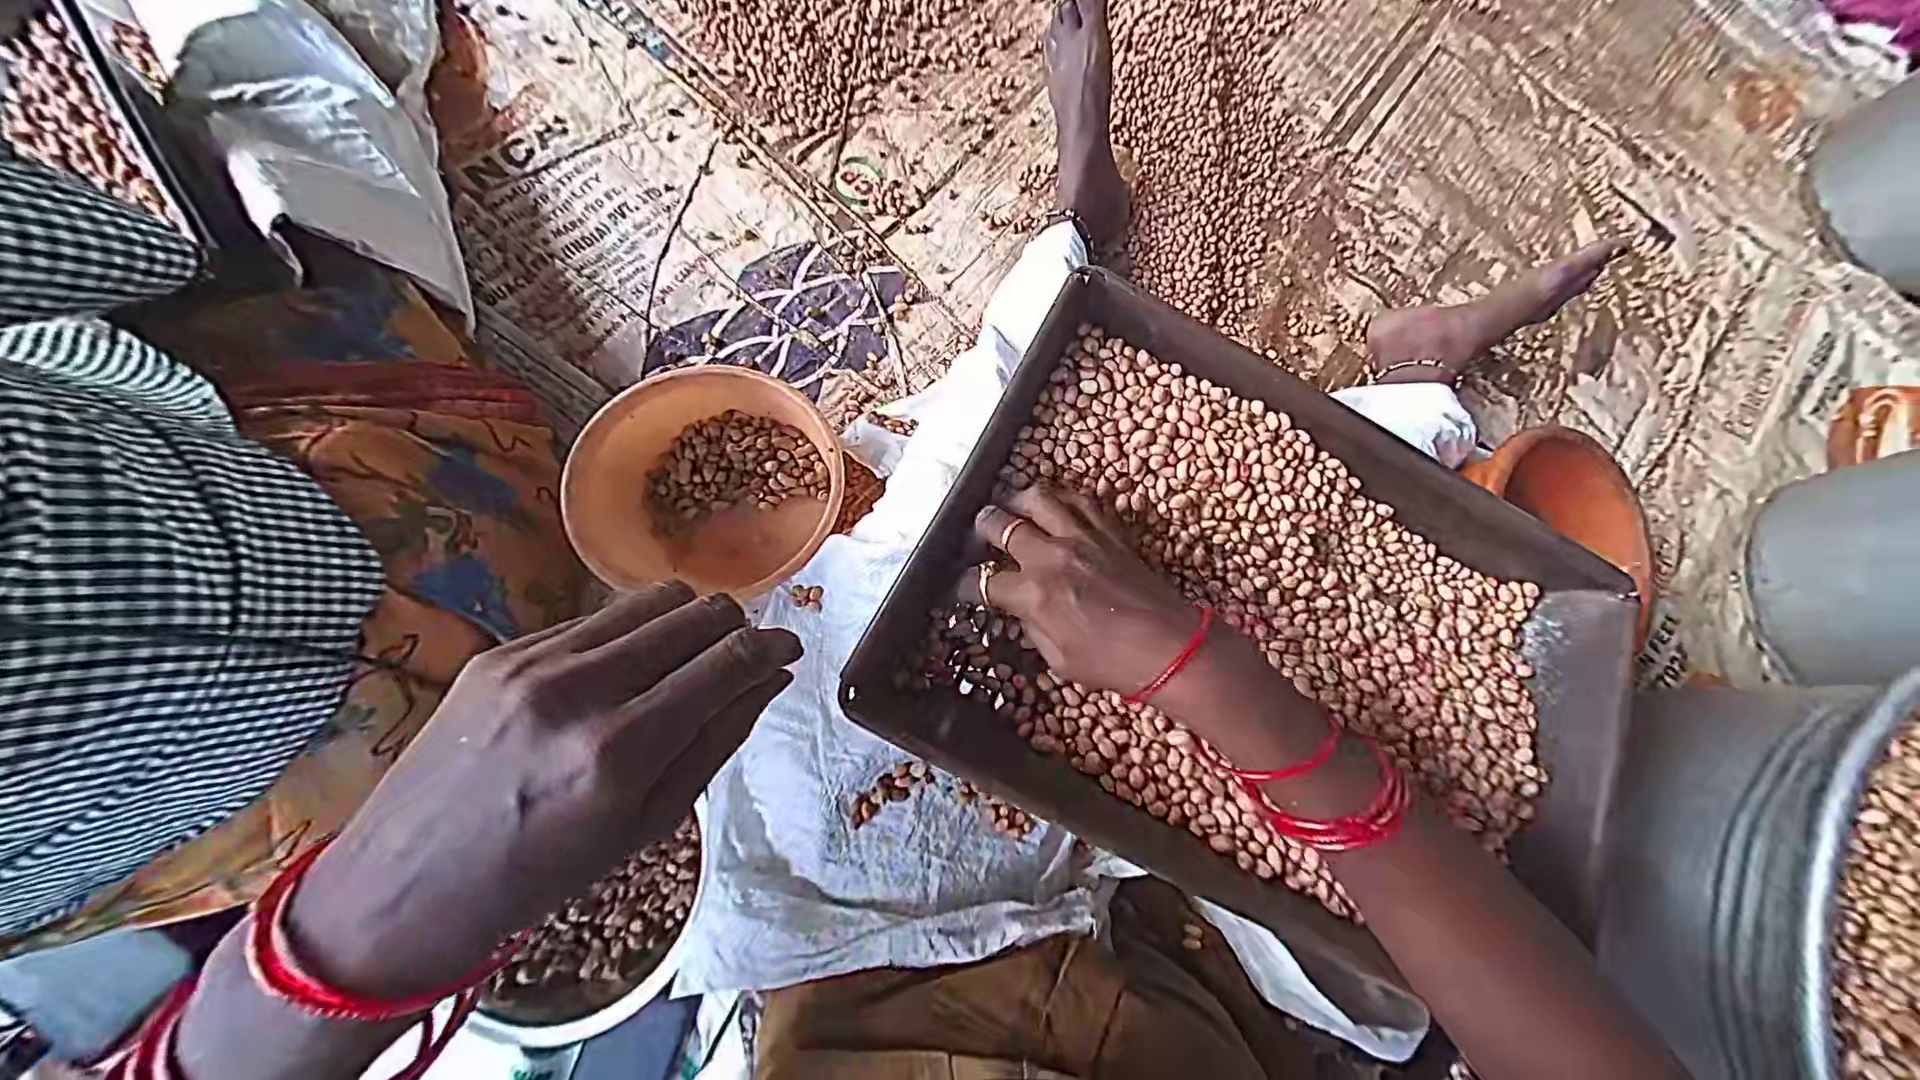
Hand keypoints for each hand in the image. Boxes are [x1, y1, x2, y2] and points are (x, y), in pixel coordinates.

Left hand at [284, 582, 799, 997]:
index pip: (728, 660)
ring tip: (683, 659)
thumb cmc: (546, 871)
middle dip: (736, 626)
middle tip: (737, 657)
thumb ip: (720, 737)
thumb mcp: (652, 820)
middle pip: (697, 611)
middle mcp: (579, 689)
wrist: (402, 887)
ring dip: (688, 620)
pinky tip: (621, 671)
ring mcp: (532, 661)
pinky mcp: (501, 650)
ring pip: (653, 597)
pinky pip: (599, 616)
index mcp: (621, 749)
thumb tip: (772, 677)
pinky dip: (633, 633)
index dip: (773, 644)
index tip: (789, 646)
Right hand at [972, 485, 1199, 694]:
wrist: (1172, 648)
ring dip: (1016, 501)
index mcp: (1034, 594)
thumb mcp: (1057, 658)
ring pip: (1038, 498)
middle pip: (1001, 524)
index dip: (968, 584)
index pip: (984, 580)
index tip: (967, 586)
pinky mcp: (1109, 533)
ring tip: (1011, 509)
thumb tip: (1019, 607)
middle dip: (982, 528)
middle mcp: (1052, 557)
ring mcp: (1083, 538)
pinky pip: (1079, 501)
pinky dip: (1060, 499)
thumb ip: (1030, 624)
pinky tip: (1054, 510)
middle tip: (979, 534)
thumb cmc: (1114, 663)